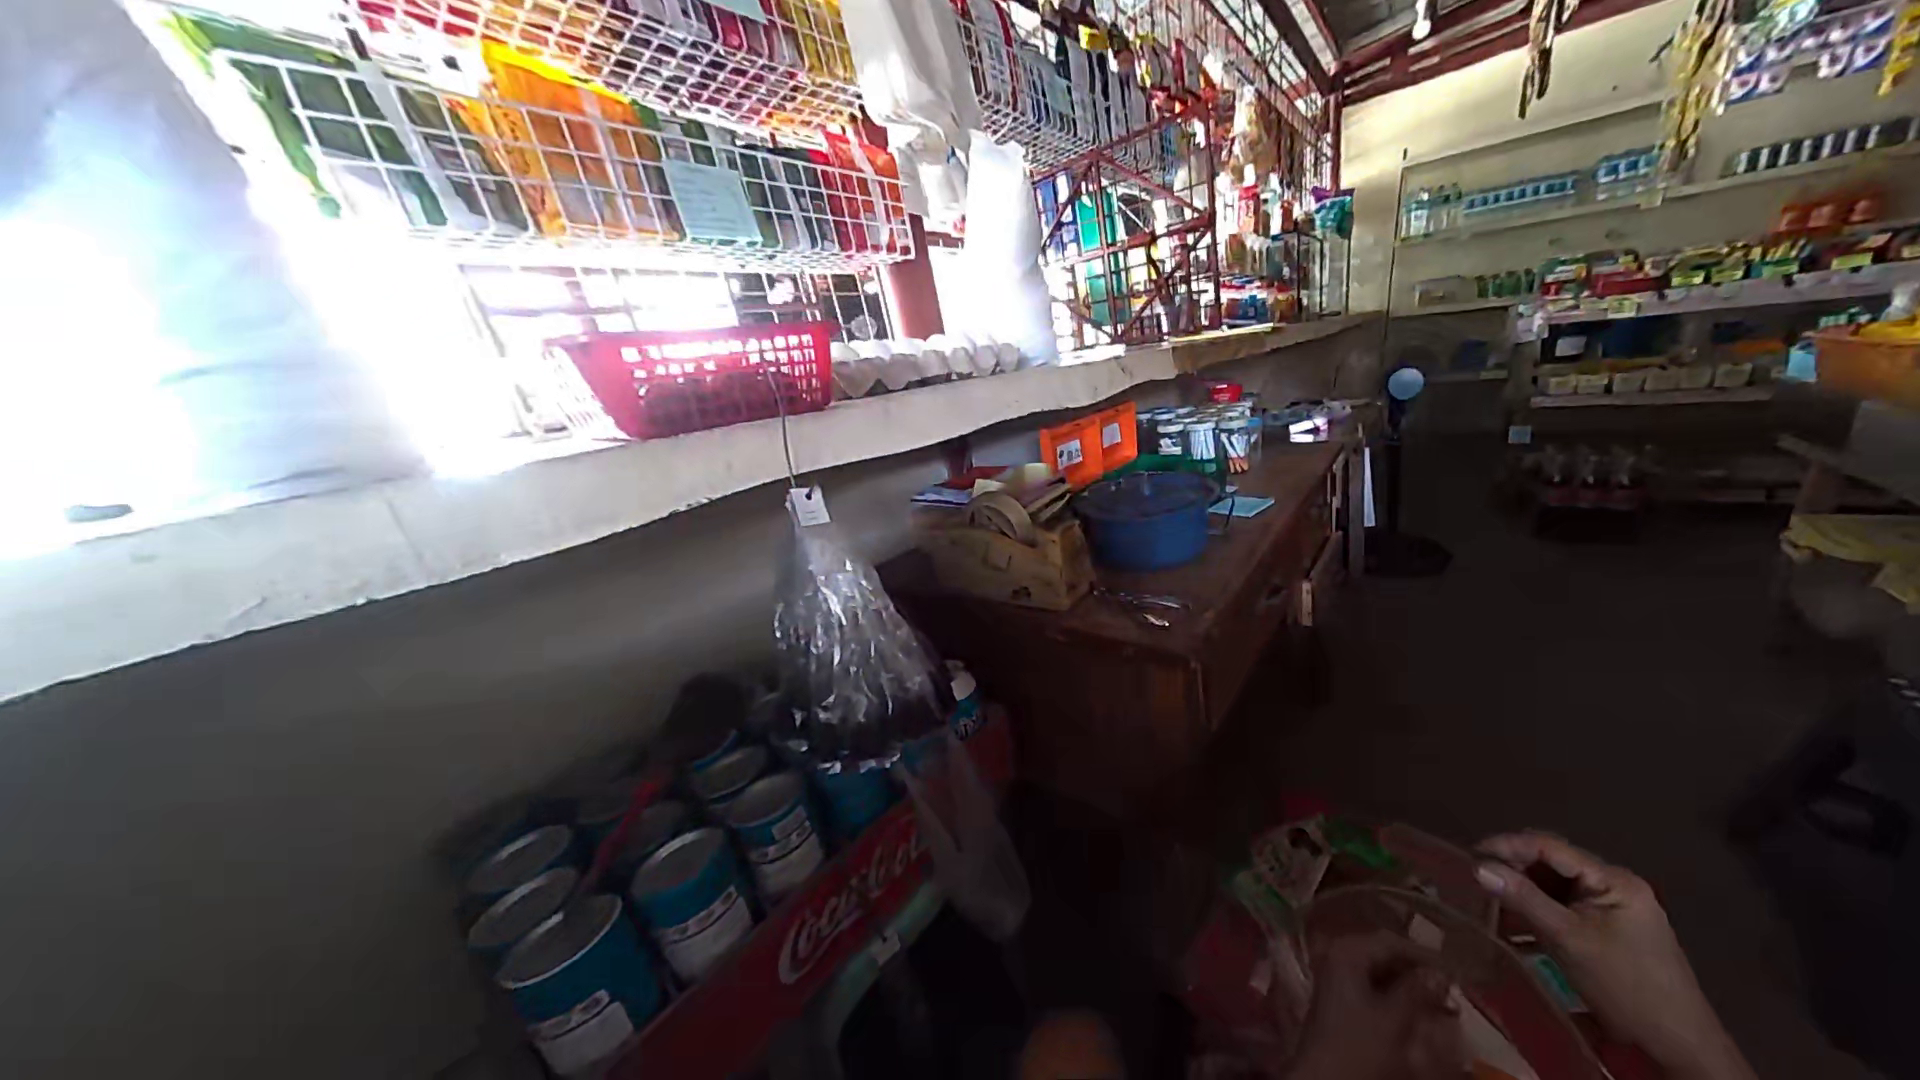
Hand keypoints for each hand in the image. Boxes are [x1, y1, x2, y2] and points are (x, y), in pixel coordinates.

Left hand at [1288, 932, 1461, 1079]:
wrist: (1325, 1079)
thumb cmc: (1359, 1046)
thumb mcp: (1394, 1019)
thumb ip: (1417, 992)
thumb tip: (1440, 973)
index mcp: (1346, 952)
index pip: (1390, 941)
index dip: (1424, 955)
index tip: (1457, 972)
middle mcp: (1337, 956)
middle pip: (1383, 954)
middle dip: (1418, 971)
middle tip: (1453, 992)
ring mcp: (1335, 977)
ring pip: (1379, 972)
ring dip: (1410, 986)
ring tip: (1444, 1006)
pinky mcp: (1339, 999)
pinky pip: (1372, 987)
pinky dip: (1397, 997)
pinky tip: (1419, 1014)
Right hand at [1473, 832, 1755, 1079]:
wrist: (1679, 1048)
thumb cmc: (1626, 986)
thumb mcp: (1568, 938)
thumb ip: (1522, 898)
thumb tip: (1476, 866)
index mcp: (1613, 880)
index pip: (1549, 846)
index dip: (1506, 846)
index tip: (1470, 855)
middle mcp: (1613, 886)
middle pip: (1548, 863)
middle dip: (1510, 870)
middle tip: (1476, 880)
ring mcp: (1610, 908)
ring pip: (1550, 886)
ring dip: (1518, 894)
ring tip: (1486, 905)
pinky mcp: (1603, 929)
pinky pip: (1559, 908)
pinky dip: (1533, 914)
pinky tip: (1509, 929)